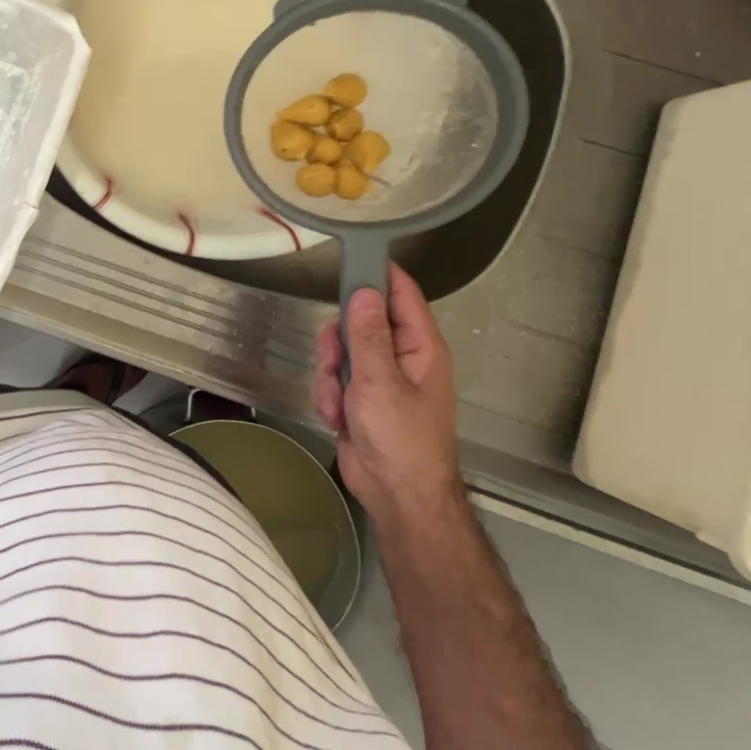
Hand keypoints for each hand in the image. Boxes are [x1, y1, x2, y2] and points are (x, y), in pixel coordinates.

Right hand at [312, 264, 463, 524]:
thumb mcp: (379, 381)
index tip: (352, 257)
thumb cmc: (400, 436)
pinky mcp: (361, 400)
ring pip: (340, 354)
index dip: (379, 275)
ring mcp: (381, 380)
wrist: (397, 492)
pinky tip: (339, 417)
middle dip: (338, 343)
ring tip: (339, 402)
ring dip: (330, 377)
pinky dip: (330, 398)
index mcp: (421, 347)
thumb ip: (368, 335)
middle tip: (334, 361)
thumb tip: (364, 291)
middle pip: (359, 324)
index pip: (402, 296)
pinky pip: (334, 381)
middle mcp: (402, 358)